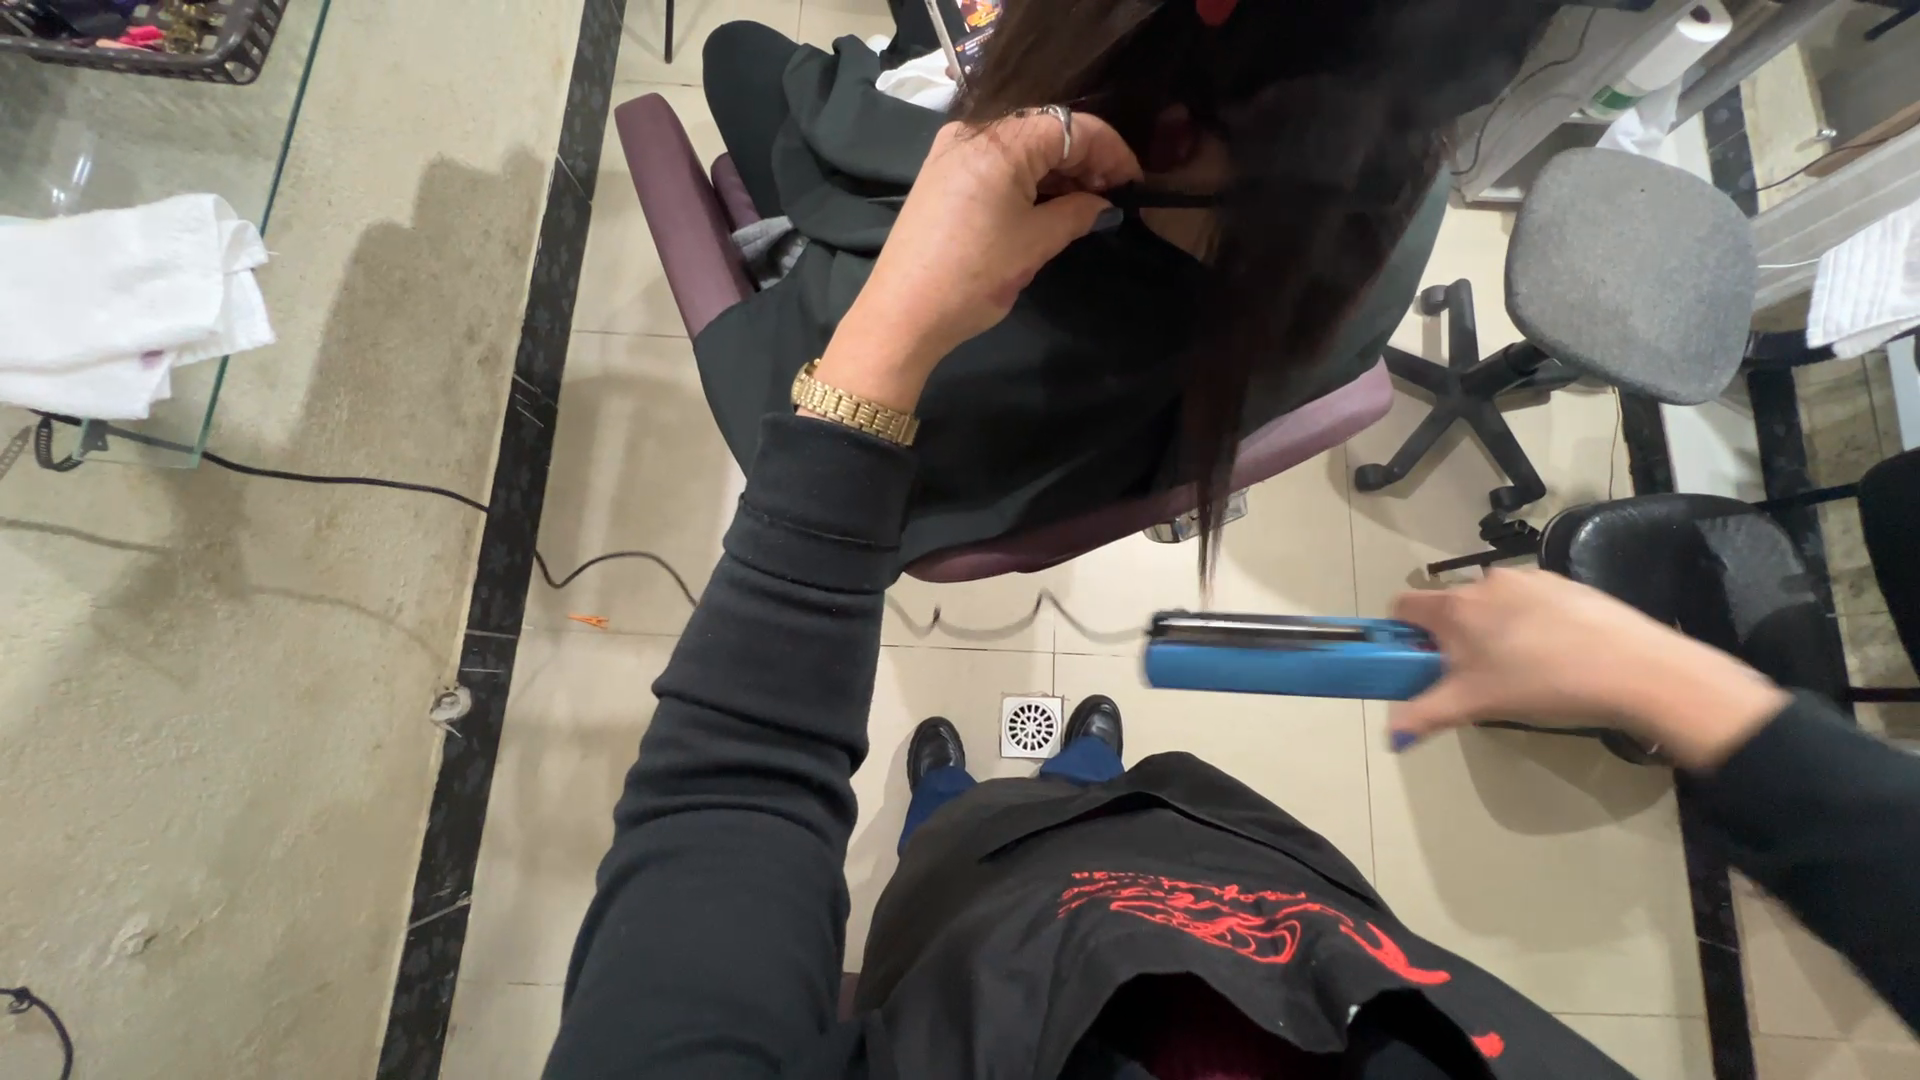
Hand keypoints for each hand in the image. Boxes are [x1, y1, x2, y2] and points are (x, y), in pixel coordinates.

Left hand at [810, 110, 1143, 412]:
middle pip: (1044, 129)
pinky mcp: (939, 176)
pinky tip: (1043, 206)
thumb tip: (1101, 203)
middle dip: (1083, 160)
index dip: (1111, 151)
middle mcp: (973, 131)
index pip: (1072, 126)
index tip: (1134, 182)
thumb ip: (1076, 214)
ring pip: (1019, 147)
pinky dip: (1024, 180)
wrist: (902, 316)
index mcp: (1000, 139)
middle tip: (1110, 196)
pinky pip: (994, 163)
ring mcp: (951, 152)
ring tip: (1081, 206)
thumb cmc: (972, 278)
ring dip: (1054, 172)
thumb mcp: (1034, 245)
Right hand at [1388, 568, 1790, 769]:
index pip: (1401, 606)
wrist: (1641, 672)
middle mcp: (1483, 583)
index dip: (1402, 632)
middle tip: (1474, 672)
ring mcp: (1526, 578)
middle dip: (1450, 635)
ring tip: (1520, 664)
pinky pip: (1527, 599)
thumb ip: (1424, 716)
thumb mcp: (1475, 705)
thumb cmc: (1543, 684)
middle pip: (1446, 606)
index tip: (1421, 659)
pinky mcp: (1564, 583)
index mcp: (1453, 607)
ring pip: (1488, 602)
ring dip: (1489, 626)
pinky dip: (1528, 619)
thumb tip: (1391, 738)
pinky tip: (1555, 651)